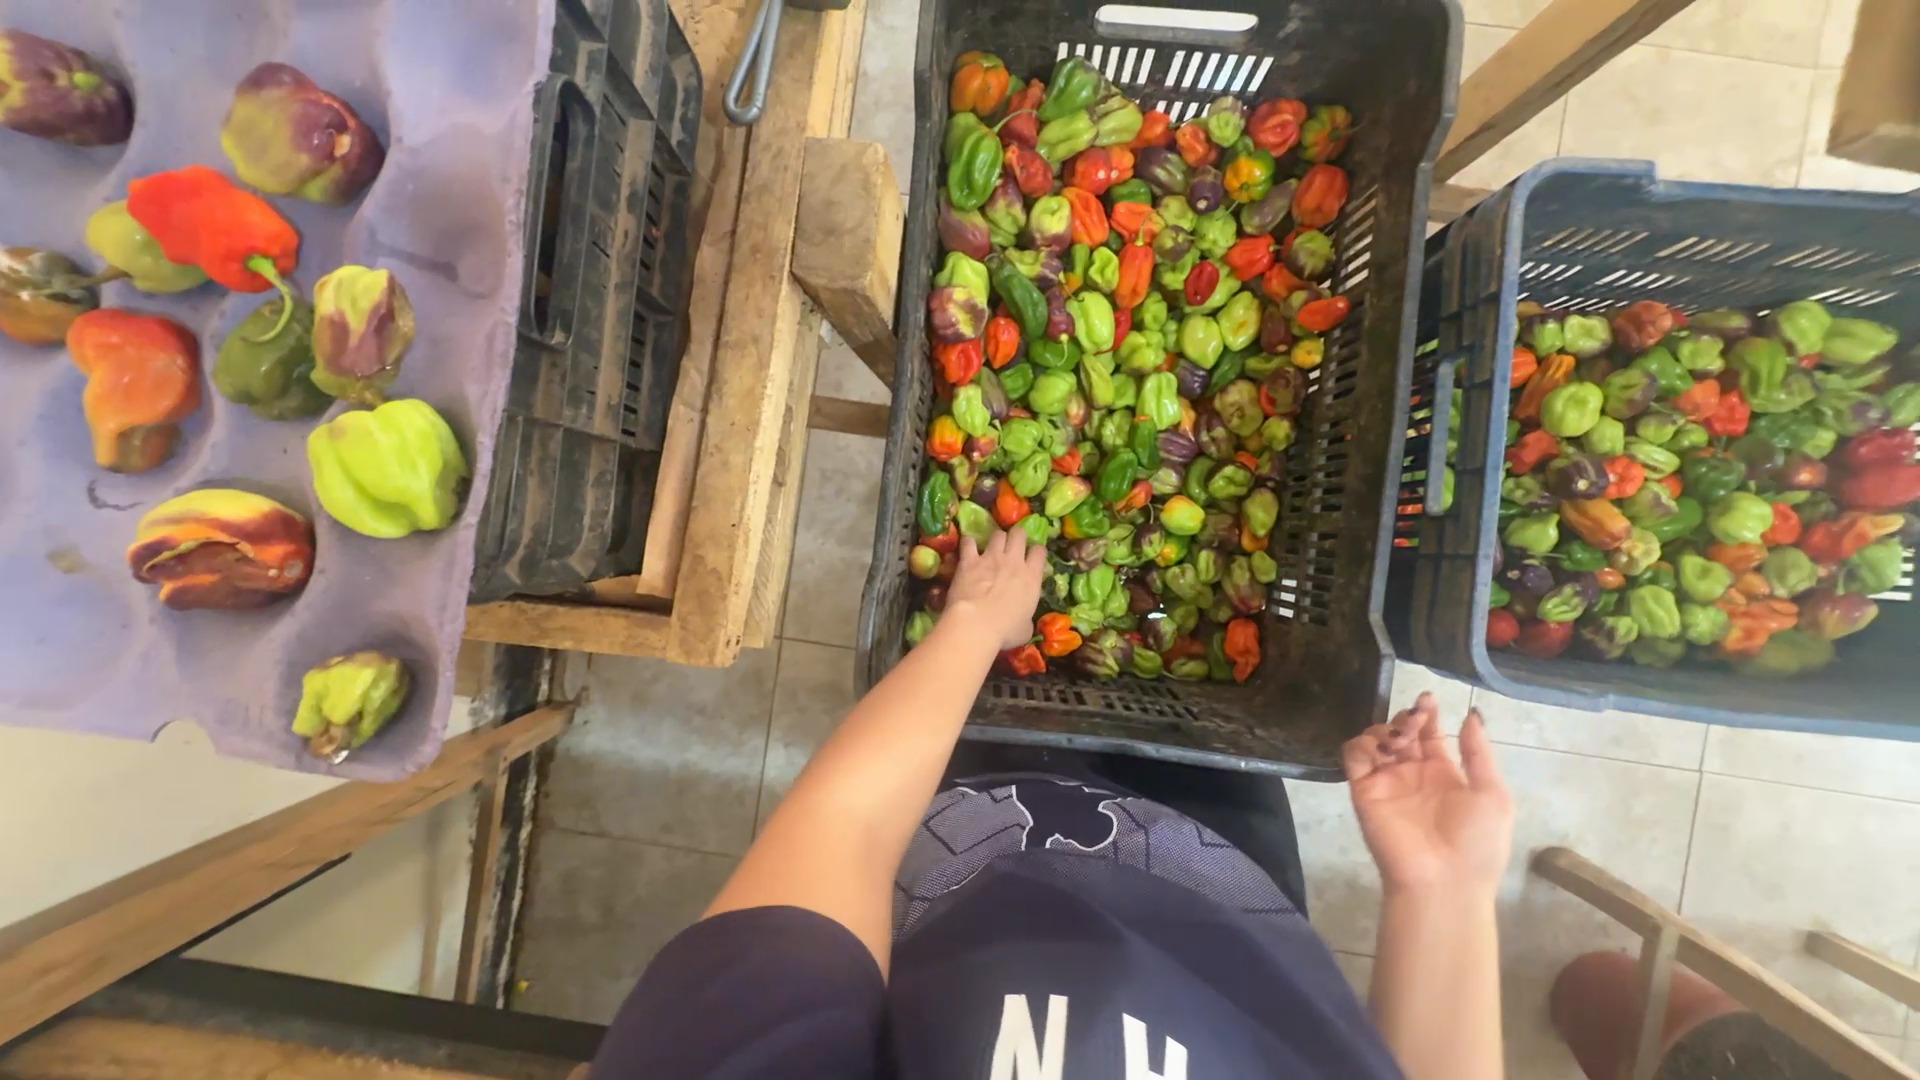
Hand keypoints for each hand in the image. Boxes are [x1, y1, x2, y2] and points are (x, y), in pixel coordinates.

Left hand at [943, 528, 1047, 649]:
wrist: (977, 624)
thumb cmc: (1005, 631)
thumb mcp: (1026, 628)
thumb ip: (1026, 618)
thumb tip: (1024, 621)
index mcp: (1032, 577)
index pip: (1040, 552)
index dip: (1037, 551)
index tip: (1033, 556)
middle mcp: (1014, 561)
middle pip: (1019, 534)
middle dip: (1017, 536)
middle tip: (1013, 545)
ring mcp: (991, 558)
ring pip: (998, 534)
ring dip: (996, 538)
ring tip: (993, 546)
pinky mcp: (969, 560)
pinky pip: (969, 542)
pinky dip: (969, 543)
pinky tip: (968, 547)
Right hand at [1342, 692, 1512, 898]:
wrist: (1444, 880)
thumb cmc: (1477, 843)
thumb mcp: (1493, 795)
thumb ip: (1478, 753)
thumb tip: (1470, 714)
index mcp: (1443, 774)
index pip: (1428, 735)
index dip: (1426, 714)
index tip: (1426, 698)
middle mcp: (1411, 773)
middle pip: (1399, 731)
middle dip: (1405, 718)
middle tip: (1414, 720)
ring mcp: (1385, 780)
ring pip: (1373, 738)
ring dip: (1384, 729)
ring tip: (1399, 739)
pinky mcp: (1362, 788)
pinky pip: (1353, 756)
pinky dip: (1361, 745)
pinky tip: (1381, 750)